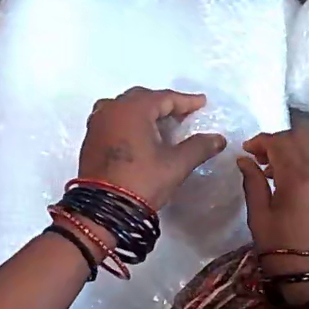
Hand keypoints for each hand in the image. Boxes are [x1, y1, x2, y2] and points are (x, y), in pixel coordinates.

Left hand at [78, 88, 226, 209]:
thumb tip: (219, 139)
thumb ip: (198, 147)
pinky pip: (112, 120)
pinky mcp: (90, 139)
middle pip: (142, 98)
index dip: (186, 101)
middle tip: (182, 113)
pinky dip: (128, 122)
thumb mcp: (175, 165)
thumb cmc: (142, 181)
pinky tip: (138, 135)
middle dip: (163, 104)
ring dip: (143, 111)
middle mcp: (112, 109)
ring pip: (124, 107)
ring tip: (160, 123)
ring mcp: (97, 123)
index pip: (164, 98)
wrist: (104, 210)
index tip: (202, 103)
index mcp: (133, 109)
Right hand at [237, 118, 308, 279]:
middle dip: (276, 141)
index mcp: (298, 176)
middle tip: (257, 156)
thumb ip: (253, 182)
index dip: (260, 141)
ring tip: (270, 168)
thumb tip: (245, 160)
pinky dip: (302, 160)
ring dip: (290, 150)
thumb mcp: (259, 215)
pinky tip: (287, 178)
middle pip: (298, 138)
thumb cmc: (280, 249)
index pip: (279, 142)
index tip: (245, 150)